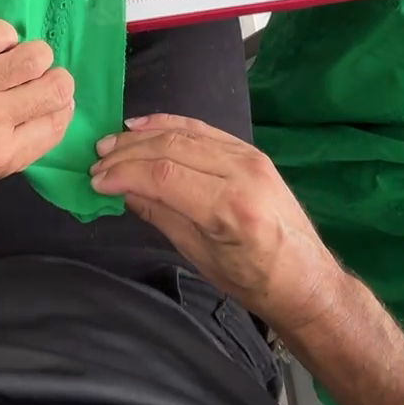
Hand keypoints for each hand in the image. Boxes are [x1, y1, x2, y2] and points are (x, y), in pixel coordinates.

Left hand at [0, 20, 75, 193]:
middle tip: (28, 76)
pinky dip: (1, 37)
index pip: (60, 119)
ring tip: (8, 59)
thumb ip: (18, 143)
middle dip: (50, 76)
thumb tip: (52, 107)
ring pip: (34, 54)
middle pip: (57, 85)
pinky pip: (0, 32)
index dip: (60, 102)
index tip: (46, 95)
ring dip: (29, 53)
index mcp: (2, 155)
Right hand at [91, 113, 342, 326]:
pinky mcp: (250, 150)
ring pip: (184, 133)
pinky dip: (168, 124)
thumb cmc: (254, 280)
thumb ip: (160, 214)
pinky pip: (202, 129)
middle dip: (128, 152)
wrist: (307, 280)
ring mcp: (249, 157)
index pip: (165, 175)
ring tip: (111, 142)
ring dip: (142, 135)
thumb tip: (122, 189)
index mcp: (232, 209)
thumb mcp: (200, 256)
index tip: (96, 180)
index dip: (125, 173)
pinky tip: (142, 126)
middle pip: (171, 148)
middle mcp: (242, 174)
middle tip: (97, 160)